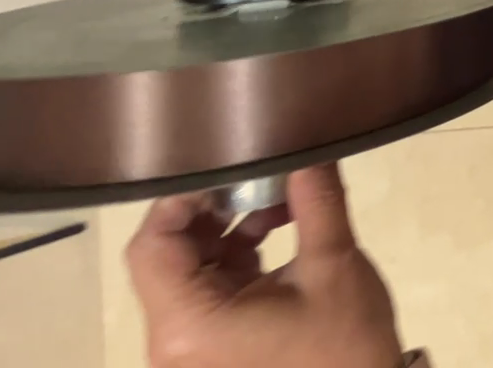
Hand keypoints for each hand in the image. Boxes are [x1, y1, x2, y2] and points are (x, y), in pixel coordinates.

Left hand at [126, 164, 404, 367]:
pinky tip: (286, 225)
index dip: (180, 201)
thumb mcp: (334, 261)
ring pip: (192, 266)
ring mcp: (193, 340)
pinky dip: (243, 249)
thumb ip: (317, 202)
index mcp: (188, 323)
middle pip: (168, 256)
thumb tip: (311, 152)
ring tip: (286, 199)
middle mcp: (174, 336)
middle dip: (216, 209)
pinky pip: (214, 282)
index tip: (230, 165)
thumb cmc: (341, 336)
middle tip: (267, 176)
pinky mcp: (216, 338)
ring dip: (233, 226)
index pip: (151, 250)